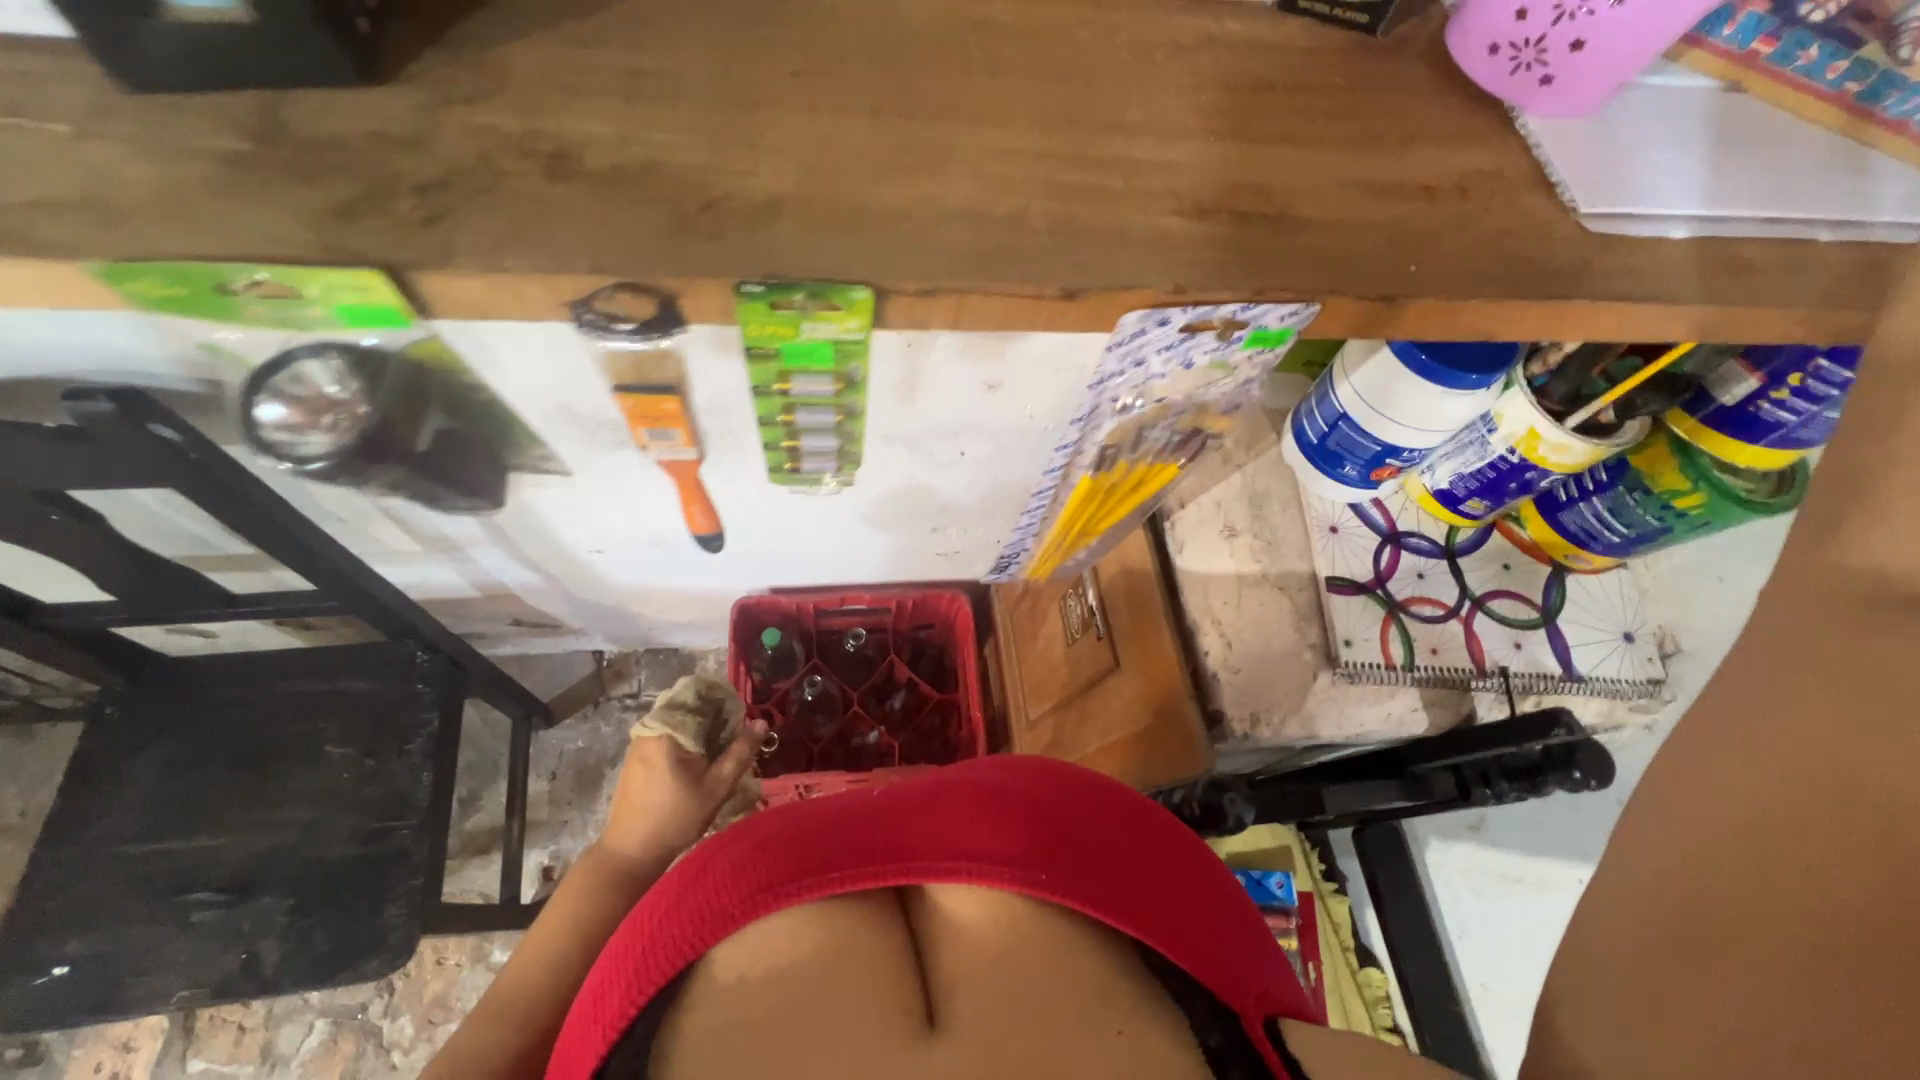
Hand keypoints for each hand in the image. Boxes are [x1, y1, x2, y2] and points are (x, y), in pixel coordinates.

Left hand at [598, 717, 766, 864]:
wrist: (631, 851)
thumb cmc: (677, 818)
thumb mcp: (717, 786)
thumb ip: (740, 751)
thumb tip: (761, 722)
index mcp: (668, 729)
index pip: (701, 694)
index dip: (725, 702)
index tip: (741, 722)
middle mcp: (650, 727)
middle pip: (689, 706)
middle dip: (715, 718)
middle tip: (733, 741)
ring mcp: (639, 741)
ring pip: (678, 721)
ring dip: (701, 730)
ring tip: (718, 753)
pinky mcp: (636, 755)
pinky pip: (666, 734)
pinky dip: (686, 740)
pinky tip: (697, 764)